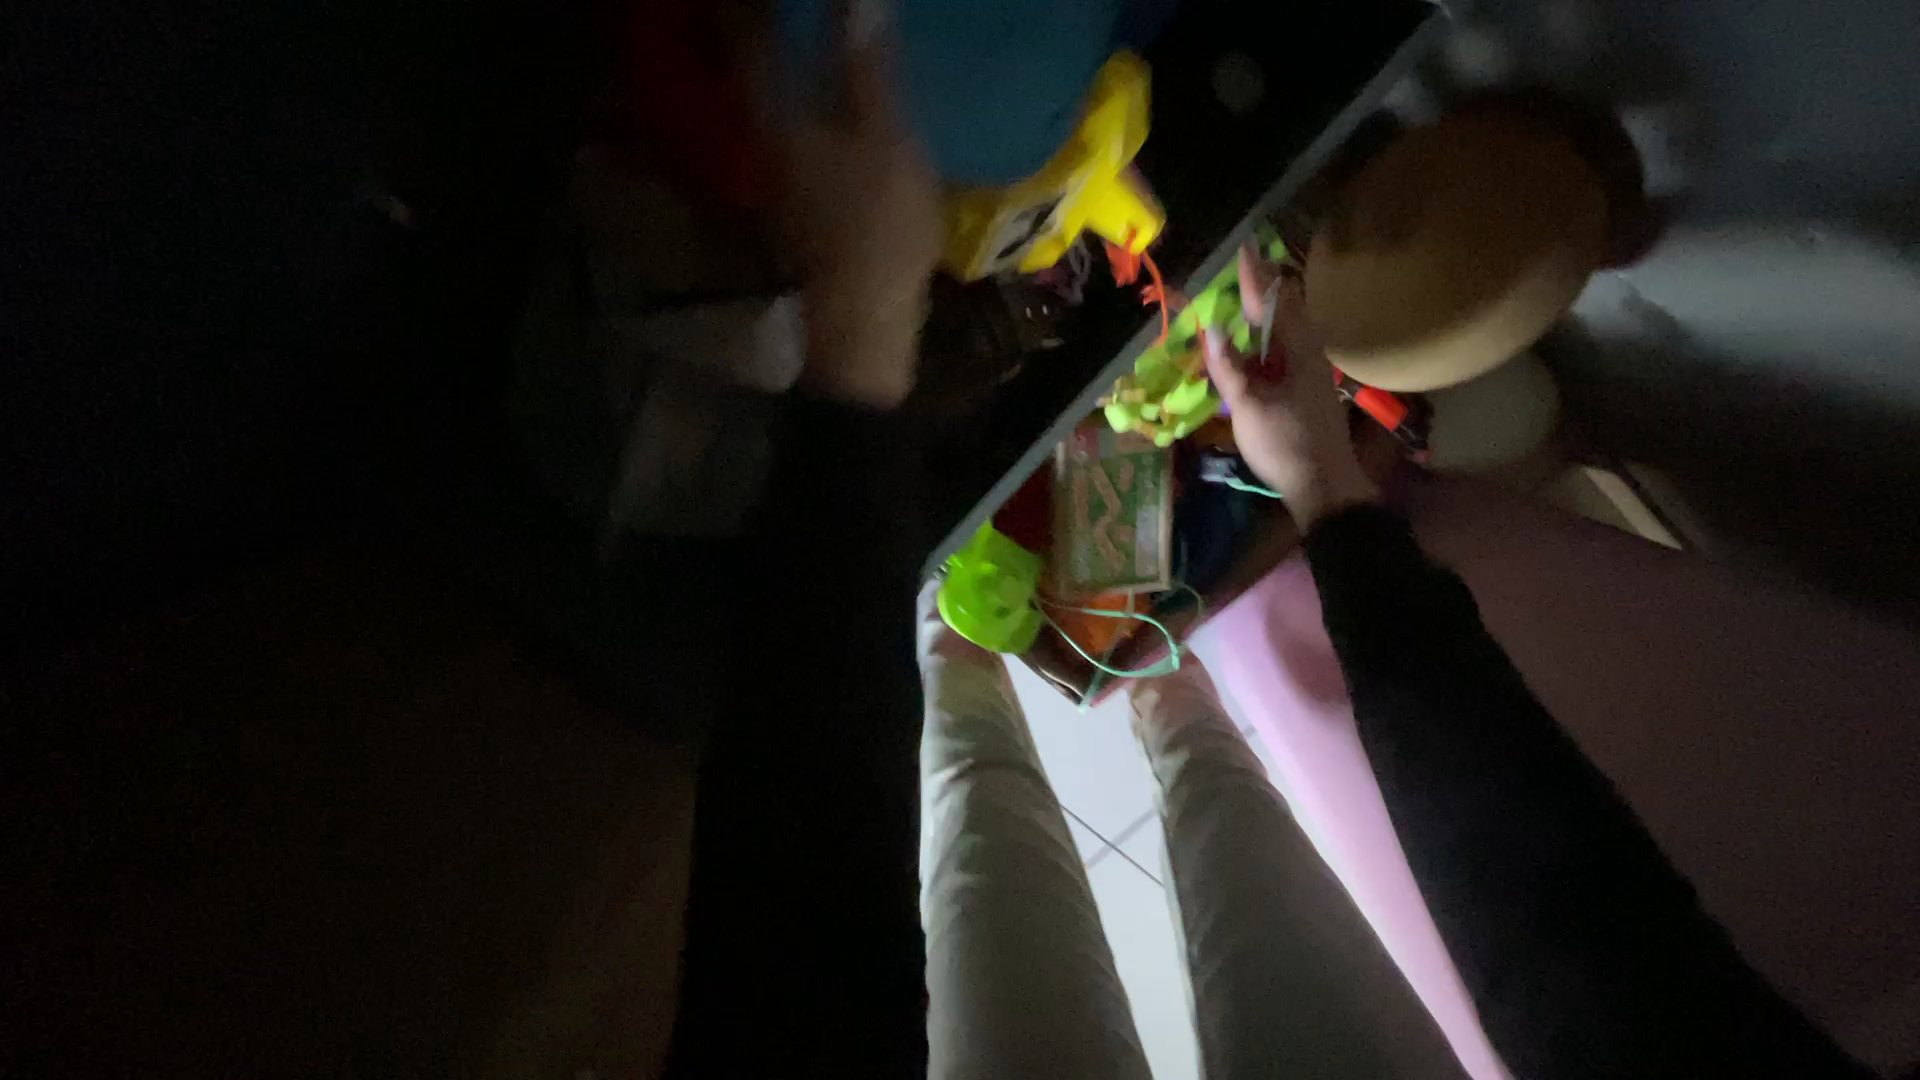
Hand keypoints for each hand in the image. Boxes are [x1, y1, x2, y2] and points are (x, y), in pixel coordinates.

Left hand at [778, 35, 942, 408]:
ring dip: (797, 73)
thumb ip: (869, 65)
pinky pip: (801, 142)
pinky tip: (844, 116)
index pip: (751, 33)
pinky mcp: (803, 211)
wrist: (863, 324)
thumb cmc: (877, 229)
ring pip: (780, 107)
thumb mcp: (887, 140)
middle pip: (758, 69)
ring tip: (830, 46)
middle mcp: (768, 141)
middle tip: (805, 18)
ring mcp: (782, 181)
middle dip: (775, 34)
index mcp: (779, 114)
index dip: (764, 10)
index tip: (785, 1)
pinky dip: (816, 116)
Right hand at [1201, 243, 1376, 529]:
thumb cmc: (1284, 442)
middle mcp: (1305, 350)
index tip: (1241, 245)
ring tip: (1239, 294)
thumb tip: (1211, 328)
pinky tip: (1247, 343)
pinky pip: (1280, 349)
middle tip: (1238, 264)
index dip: (1253, 273)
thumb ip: (1228, 367)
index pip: (1272, 298)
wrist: (1322, 482)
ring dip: (1262, 310)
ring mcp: (1306, 369)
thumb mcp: (1249, 406)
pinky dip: (1261, 337)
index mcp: (1296, 348)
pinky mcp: (1301, 386)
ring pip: (1283, 328)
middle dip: (1260, 284)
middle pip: (1284, 307)